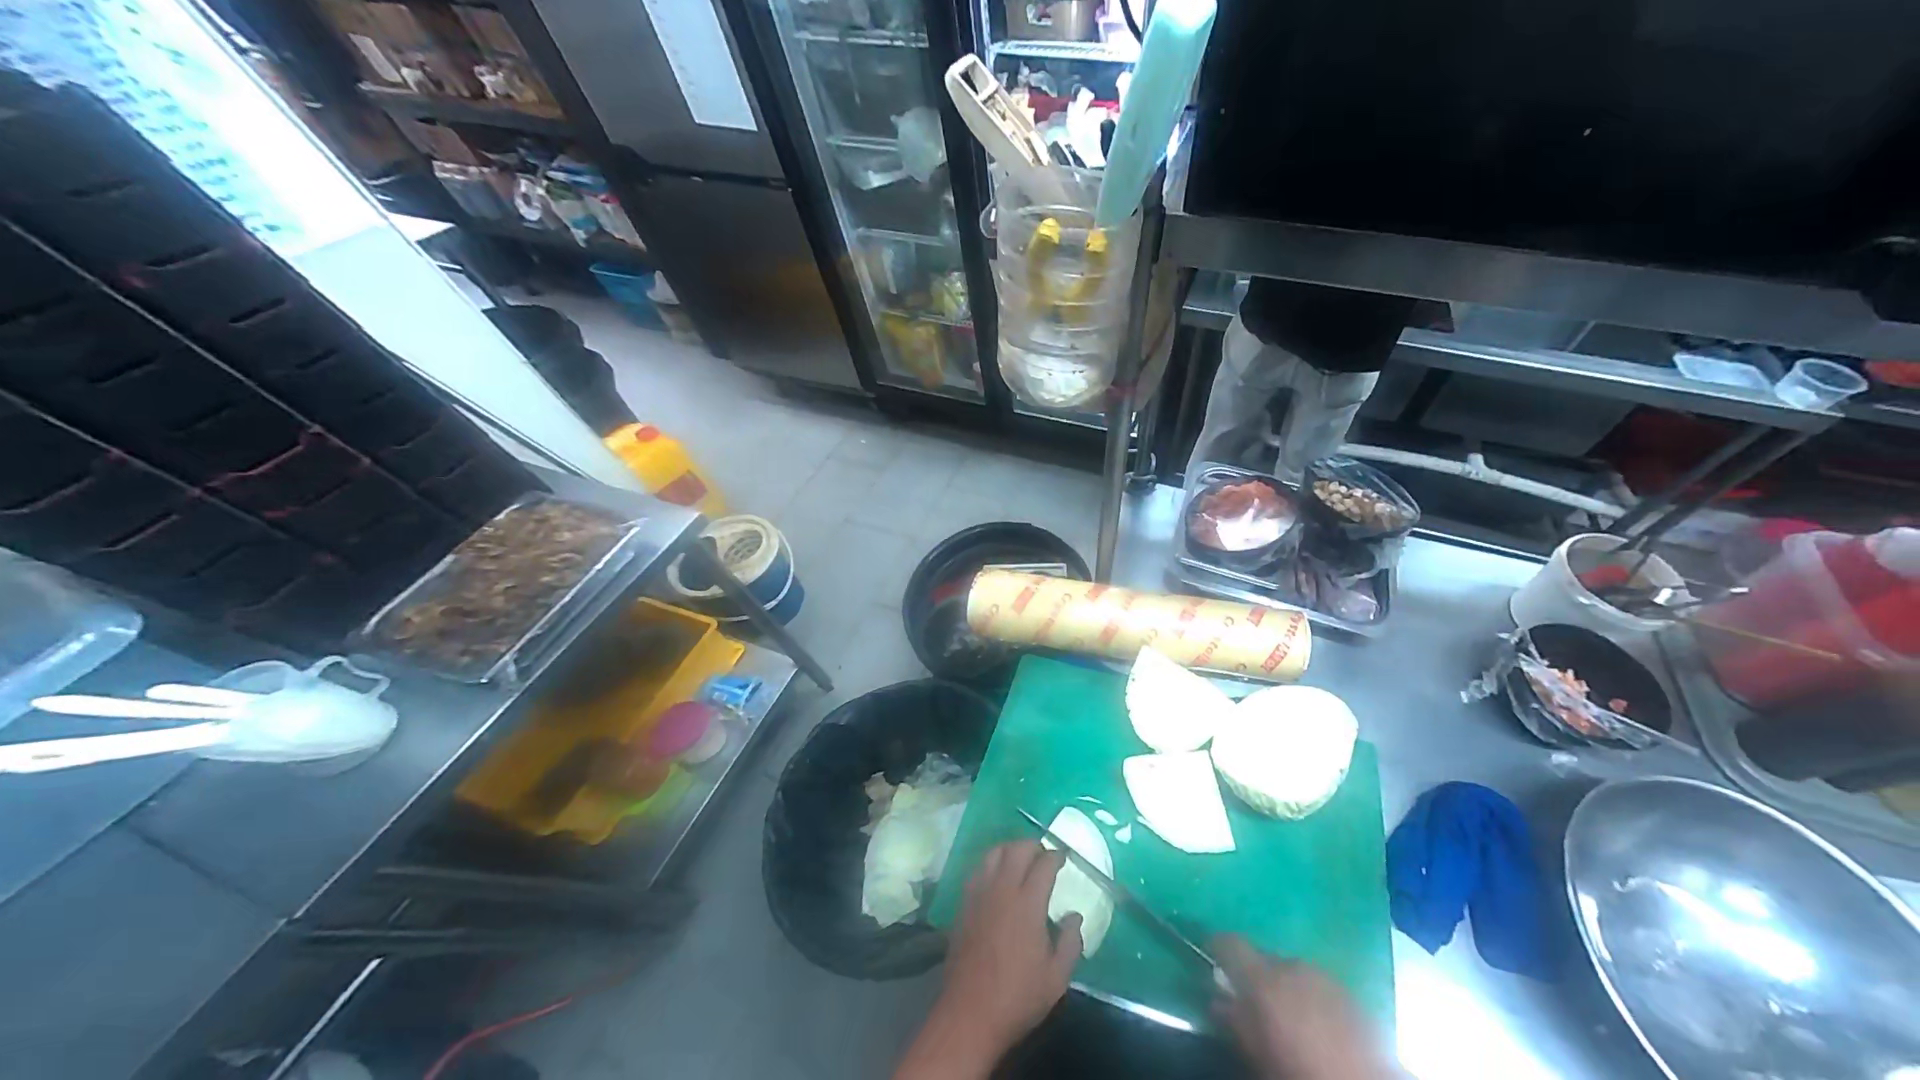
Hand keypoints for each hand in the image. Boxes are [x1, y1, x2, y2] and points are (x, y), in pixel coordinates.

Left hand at [893, 841, 1081, 1079]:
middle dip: (1032, 845)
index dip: (1056, 856)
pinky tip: (997, 876)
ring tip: (1020, 858)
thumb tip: (1074, 916)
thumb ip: (1070, 942)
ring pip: (992, 855)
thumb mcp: (1057, 978)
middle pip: (1016, 850)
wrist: (969, 1013)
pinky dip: (990, 864)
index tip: (1064, 856)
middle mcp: (1001, 890)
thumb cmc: (1018, 997)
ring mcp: (978, 895)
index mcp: (1027, 904)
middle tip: (1044, 853)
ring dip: (1009, 850)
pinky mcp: (963, 906)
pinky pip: (977, 871)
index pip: (1044, 865)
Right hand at [1213, 935, 1393, 1079]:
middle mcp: (1292, 965)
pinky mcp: (1350, 994)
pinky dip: (1307, 997)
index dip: (1215, 946)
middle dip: (1253, 975)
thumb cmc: (1299, 1070)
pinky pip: (1316, 986)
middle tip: (1249, 1002)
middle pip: (1262, 958)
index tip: (1207, 956)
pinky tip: (1313, 1025)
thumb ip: (1234, 1020)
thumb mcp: (1255, 1052)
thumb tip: (1217, 1000)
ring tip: (1284, 1017)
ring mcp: (1324, 976)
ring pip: (1291, 971)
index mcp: (1264, 976)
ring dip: (1282, 986)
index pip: (1229, 942)